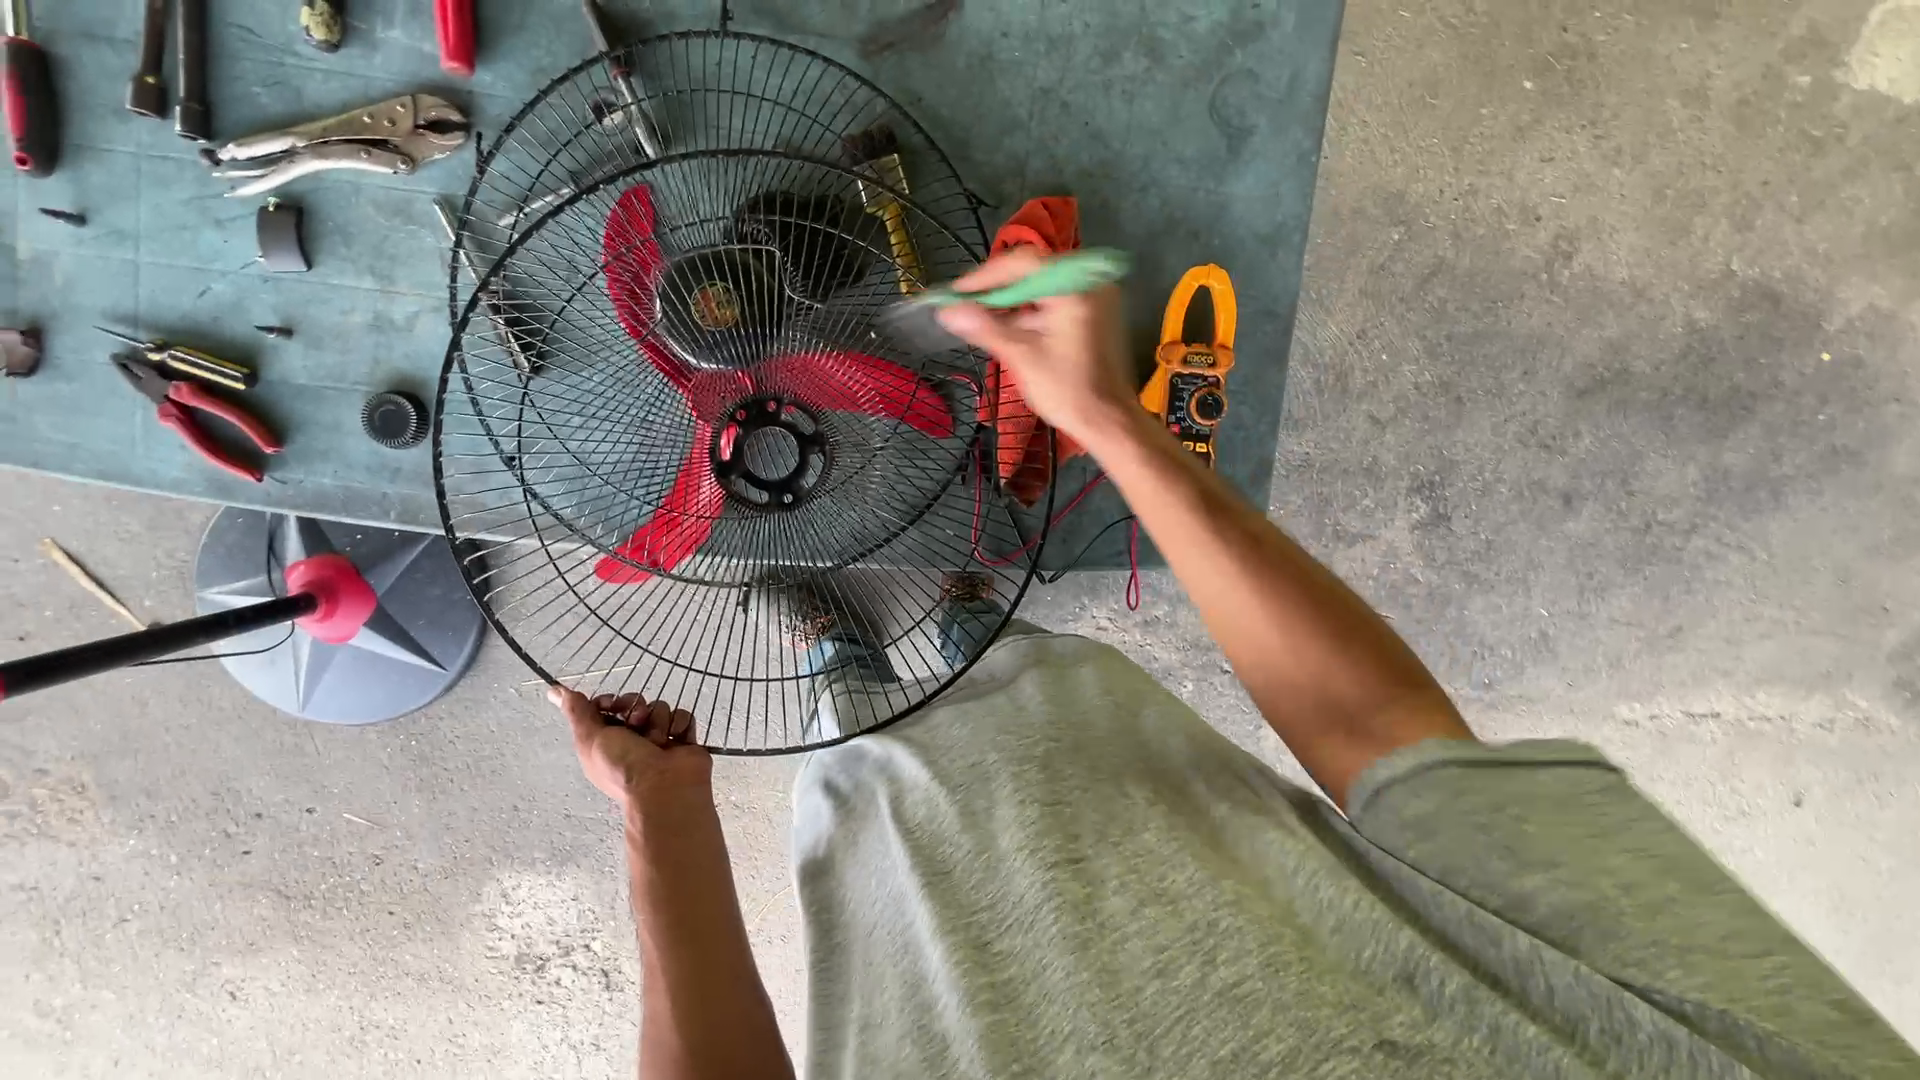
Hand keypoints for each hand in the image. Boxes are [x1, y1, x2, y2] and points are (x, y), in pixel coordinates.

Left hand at [549, 685, 711, 811]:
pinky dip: (678, 726)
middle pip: (635, 703)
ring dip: (658, 721)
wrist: (665, 787)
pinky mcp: (682, 738)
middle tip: (636, 723)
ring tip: (657, 742)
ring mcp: (658, 738)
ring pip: (659, 708)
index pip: (607, 706)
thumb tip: (554, 691)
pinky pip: (682, 716)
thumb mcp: (590, 738)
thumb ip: (576, 712)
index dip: (609, 701)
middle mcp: (631, 739)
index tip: (612, 704)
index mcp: (605, 741)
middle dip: (636, 709)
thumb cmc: (623, 768)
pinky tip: (674, 741)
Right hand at [936, 248, 1141, 447]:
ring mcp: (1095, 298)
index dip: (984, 277)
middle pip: (1033, 272)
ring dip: (1012, 303)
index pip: (1021, 264)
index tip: (956, 293)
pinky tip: (1009, 330)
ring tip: (981, 320)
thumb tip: (948, 310)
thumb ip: (984, 328)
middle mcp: (1089, 282)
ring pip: (1043, 288)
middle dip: (997, 290)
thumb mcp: (1021, 357)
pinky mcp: (1095, 314)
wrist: (1108, 421)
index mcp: (1074, 288)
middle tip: (966, 305)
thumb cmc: (1067, 391)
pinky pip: (1056, 302)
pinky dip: (1031, 313)